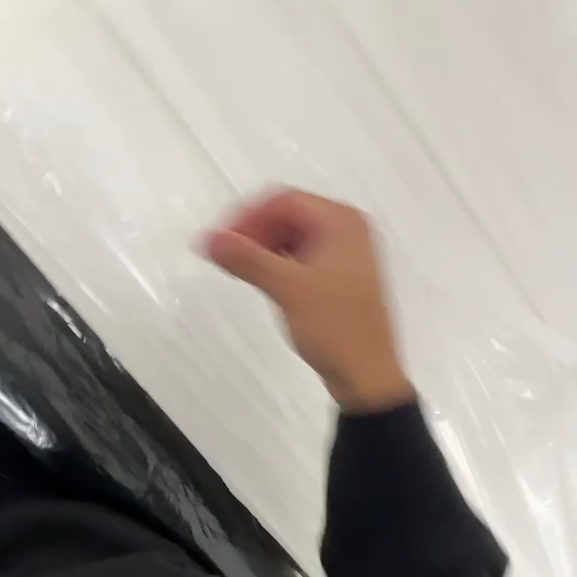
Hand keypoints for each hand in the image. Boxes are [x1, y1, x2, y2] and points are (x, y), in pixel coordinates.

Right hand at [205, 189, 414, 411]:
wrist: (367, 375)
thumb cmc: (335, 329)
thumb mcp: (288, 290)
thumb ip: (248, 260)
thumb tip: (210, 239)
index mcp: (342, 222)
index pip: (284, 201)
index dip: (247, 217)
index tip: (221, 243)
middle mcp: (348, 229)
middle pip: (288, 215)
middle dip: (253, 232)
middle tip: (227, 258)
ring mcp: (346, 254)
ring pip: (293, 237)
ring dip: (263, 249)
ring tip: (240, 272)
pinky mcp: (339, 277)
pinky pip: (301, 256)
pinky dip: (278, 263)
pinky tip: (263, 282)